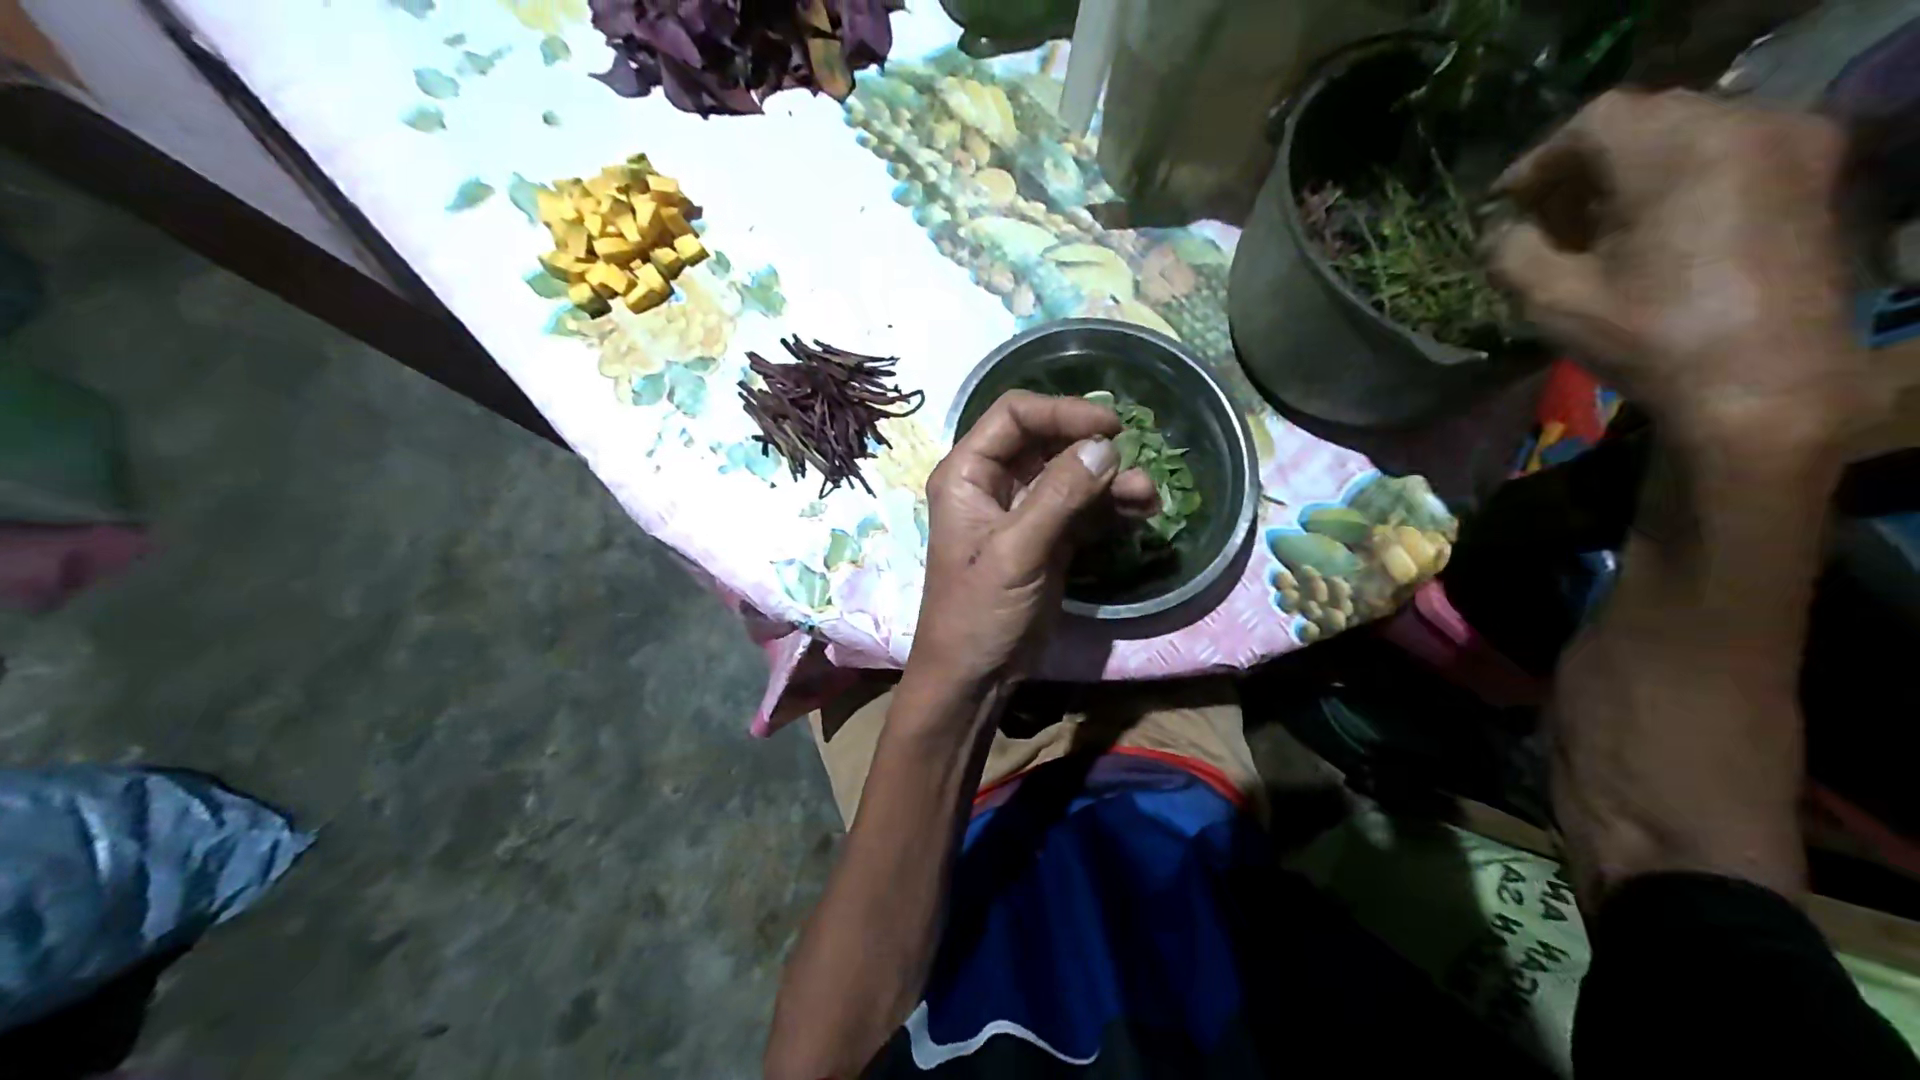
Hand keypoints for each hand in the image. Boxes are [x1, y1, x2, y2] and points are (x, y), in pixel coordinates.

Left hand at [909, 391, 1155, 691]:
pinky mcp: (1048, 538)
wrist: (975, 676)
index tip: (1110, 426)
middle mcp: (994, 483)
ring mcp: (1024, 511)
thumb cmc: (978, 612)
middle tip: (1133, 459)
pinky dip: (1111, 506)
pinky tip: (1142, 510)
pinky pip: (1083, 508)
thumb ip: (1059, 496)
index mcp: (968, 473)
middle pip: (1048, 440)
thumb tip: (1105, 447)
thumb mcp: (1016, 551)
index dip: (1062, 411)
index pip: (1015, 416)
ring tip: (1147, 493)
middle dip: (1092, 446)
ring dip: (1110, 479)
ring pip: (1072, 475)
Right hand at [1488, 90, 1884, 444]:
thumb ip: (1510, 252)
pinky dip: (1672, 174)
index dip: (1538, 160)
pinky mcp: (1808, 171)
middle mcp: (1746, 126)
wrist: (1760, 379)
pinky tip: (1644, 223)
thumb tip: (1500, 230)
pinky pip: (1724, 147)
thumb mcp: (1551, 300)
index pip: (1593, 123)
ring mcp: (1789, 143)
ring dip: (1625, 170)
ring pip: (1683, 130)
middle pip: (1641, 119)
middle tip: (1542, 217)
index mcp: (1679, 154)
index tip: (1505, 205)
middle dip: (1581, 165)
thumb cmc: (1648, 338)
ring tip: (1589, 224)